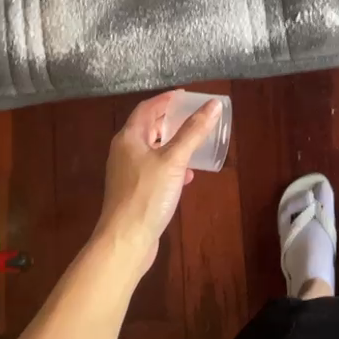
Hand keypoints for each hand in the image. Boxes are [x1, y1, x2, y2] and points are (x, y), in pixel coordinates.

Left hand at [94, 90, 220, 274]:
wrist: (125, 242)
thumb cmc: (147, 194)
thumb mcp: (174, 160)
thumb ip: (193, 131)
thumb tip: (213, 105)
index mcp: (129, 138)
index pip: (147, 108)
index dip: (165, 99)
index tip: (185, 96)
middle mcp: (124, 152)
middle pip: (148, 128)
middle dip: (169, 121)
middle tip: (192, 115)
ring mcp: (127, 174)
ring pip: (152, 150)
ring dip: (171, 144)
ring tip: (193, 142)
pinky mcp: (134, 193)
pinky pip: (154, 170)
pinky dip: (170, 167)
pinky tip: (187, 176)